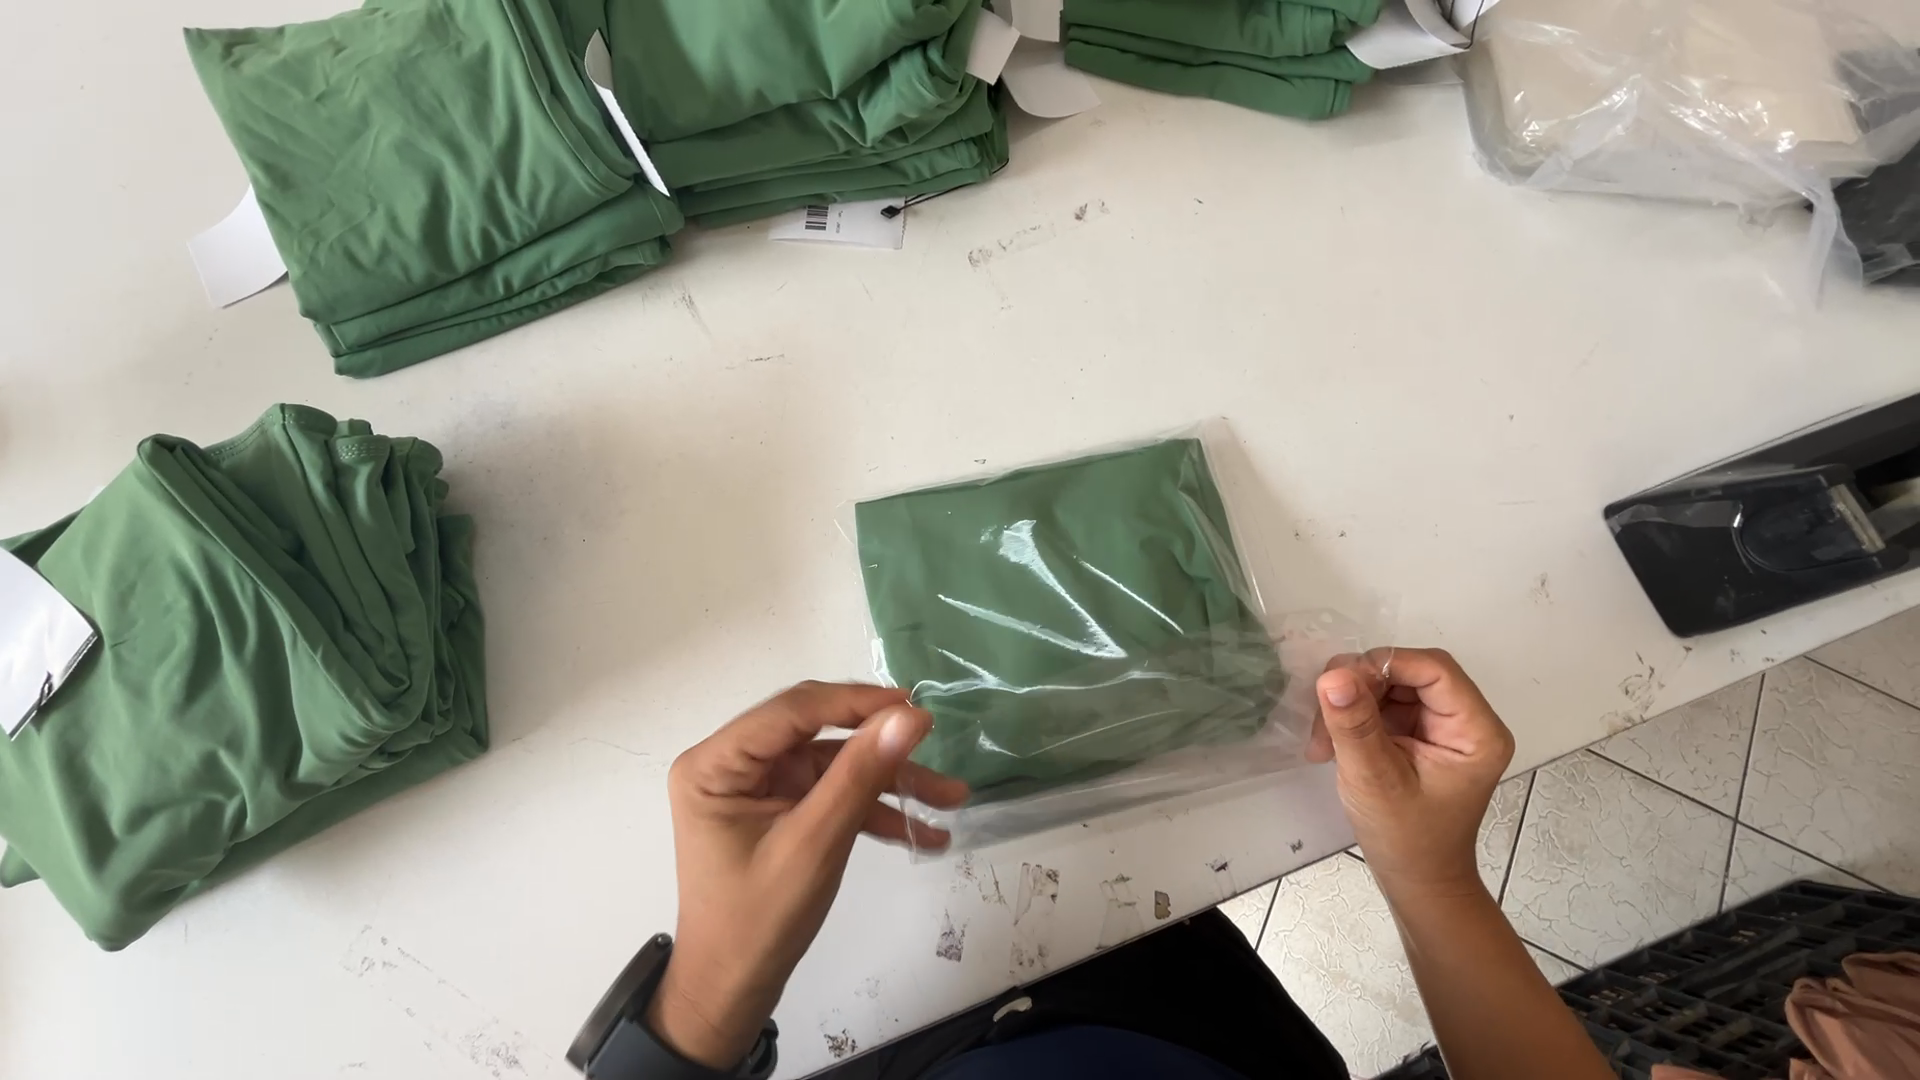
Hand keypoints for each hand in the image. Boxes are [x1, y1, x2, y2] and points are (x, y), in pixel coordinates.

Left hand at [648, 682, 969, 1067]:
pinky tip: (925, 831)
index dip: (856, 702)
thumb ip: (861, 774)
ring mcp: (761, 784)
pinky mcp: (783, 806)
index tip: (914, 706)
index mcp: (717, 762)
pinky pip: (834, 792)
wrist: (732, 993)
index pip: (794, 710)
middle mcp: (735, 762)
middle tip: (932, 736)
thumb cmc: (758, 921)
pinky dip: (875, 808)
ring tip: (952, 797)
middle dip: (879, 742)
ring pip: (836, 762)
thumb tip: (909, 715)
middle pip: (818, 730)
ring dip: (890, 781)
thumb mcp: (814, 843)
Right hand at [1306, 648, 1513, 902]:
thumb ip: (1354, 724)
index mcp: (1475, 730)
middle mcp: (1463, 719)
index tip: (1337, 687)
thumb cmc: (1404, 836)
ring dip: (1348, 703)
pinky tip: (1330, 743)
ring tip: (1322, 740)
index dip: (1383, 665)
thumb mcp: (1373, 778)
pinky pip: (1378, 702)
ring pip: (1386, 683)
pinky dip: (1349, 715)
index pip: (1432, 668)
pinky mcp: (1414, 731)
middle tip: (1324, 718)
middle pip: (1407, 671)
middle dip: (1358, 687)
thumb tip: (1332, 674)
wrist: (1415, 878)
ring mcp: (1438, 724)